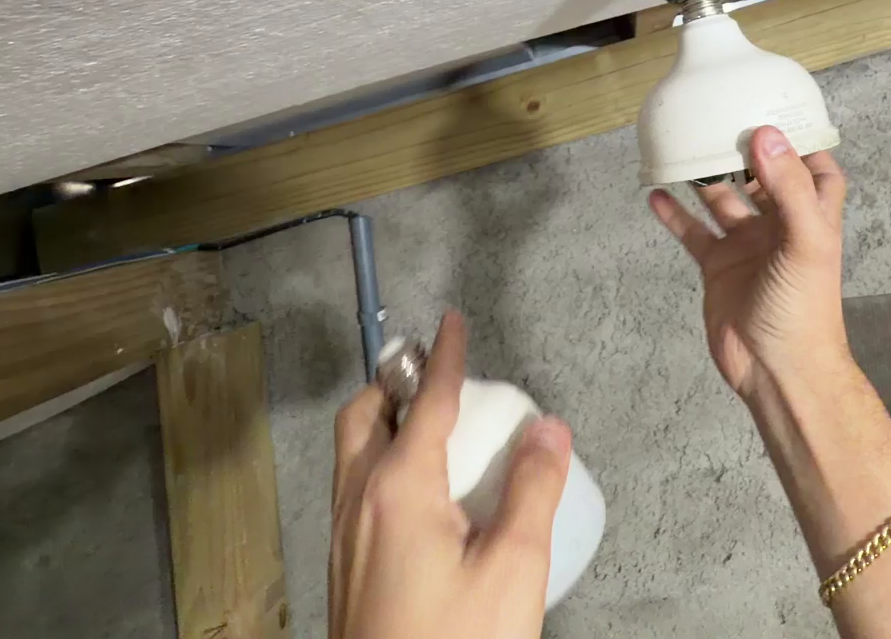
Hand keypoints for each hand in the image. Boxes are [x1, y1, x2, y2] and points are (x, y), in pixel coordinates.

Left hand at [330, 311, 573, 638]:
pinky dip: (381, 460)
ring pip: (353, 452)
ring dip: (386, 420)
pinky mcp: (344, 569)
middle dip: (396, 381)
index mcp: (396, 489)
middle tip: (438, 378)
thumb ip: (534, 488)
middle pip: (364, 415)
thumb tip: (548, 428)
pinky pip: (354, 488)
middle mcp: (357, 503)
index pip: (426, 400)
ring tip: (435, 428)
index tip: (451, 321)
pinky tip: (423, 494)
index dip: (444, 355)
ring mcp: (342, 538)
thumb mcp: (514, 568)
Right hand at [648, 125, 850, 401]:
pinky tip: (656, 194)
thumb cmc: (802, 307)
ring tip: (685, 149)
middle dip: (746, 153)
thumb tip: (764, 134)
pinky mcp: (717, 266)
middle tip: (719, 122)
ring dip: (707, 179)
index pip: (817, 172)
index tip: (778, 115)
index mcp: (810, 218)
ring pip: (723, 202)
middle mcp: (779, 227)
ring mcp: (746, 246)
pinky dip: (675, 215)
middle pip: (764, 180)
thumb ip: (787, 188)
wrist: (776, 370)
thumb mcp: (804, 242)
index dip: (804, 146)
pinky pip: (693, 233)